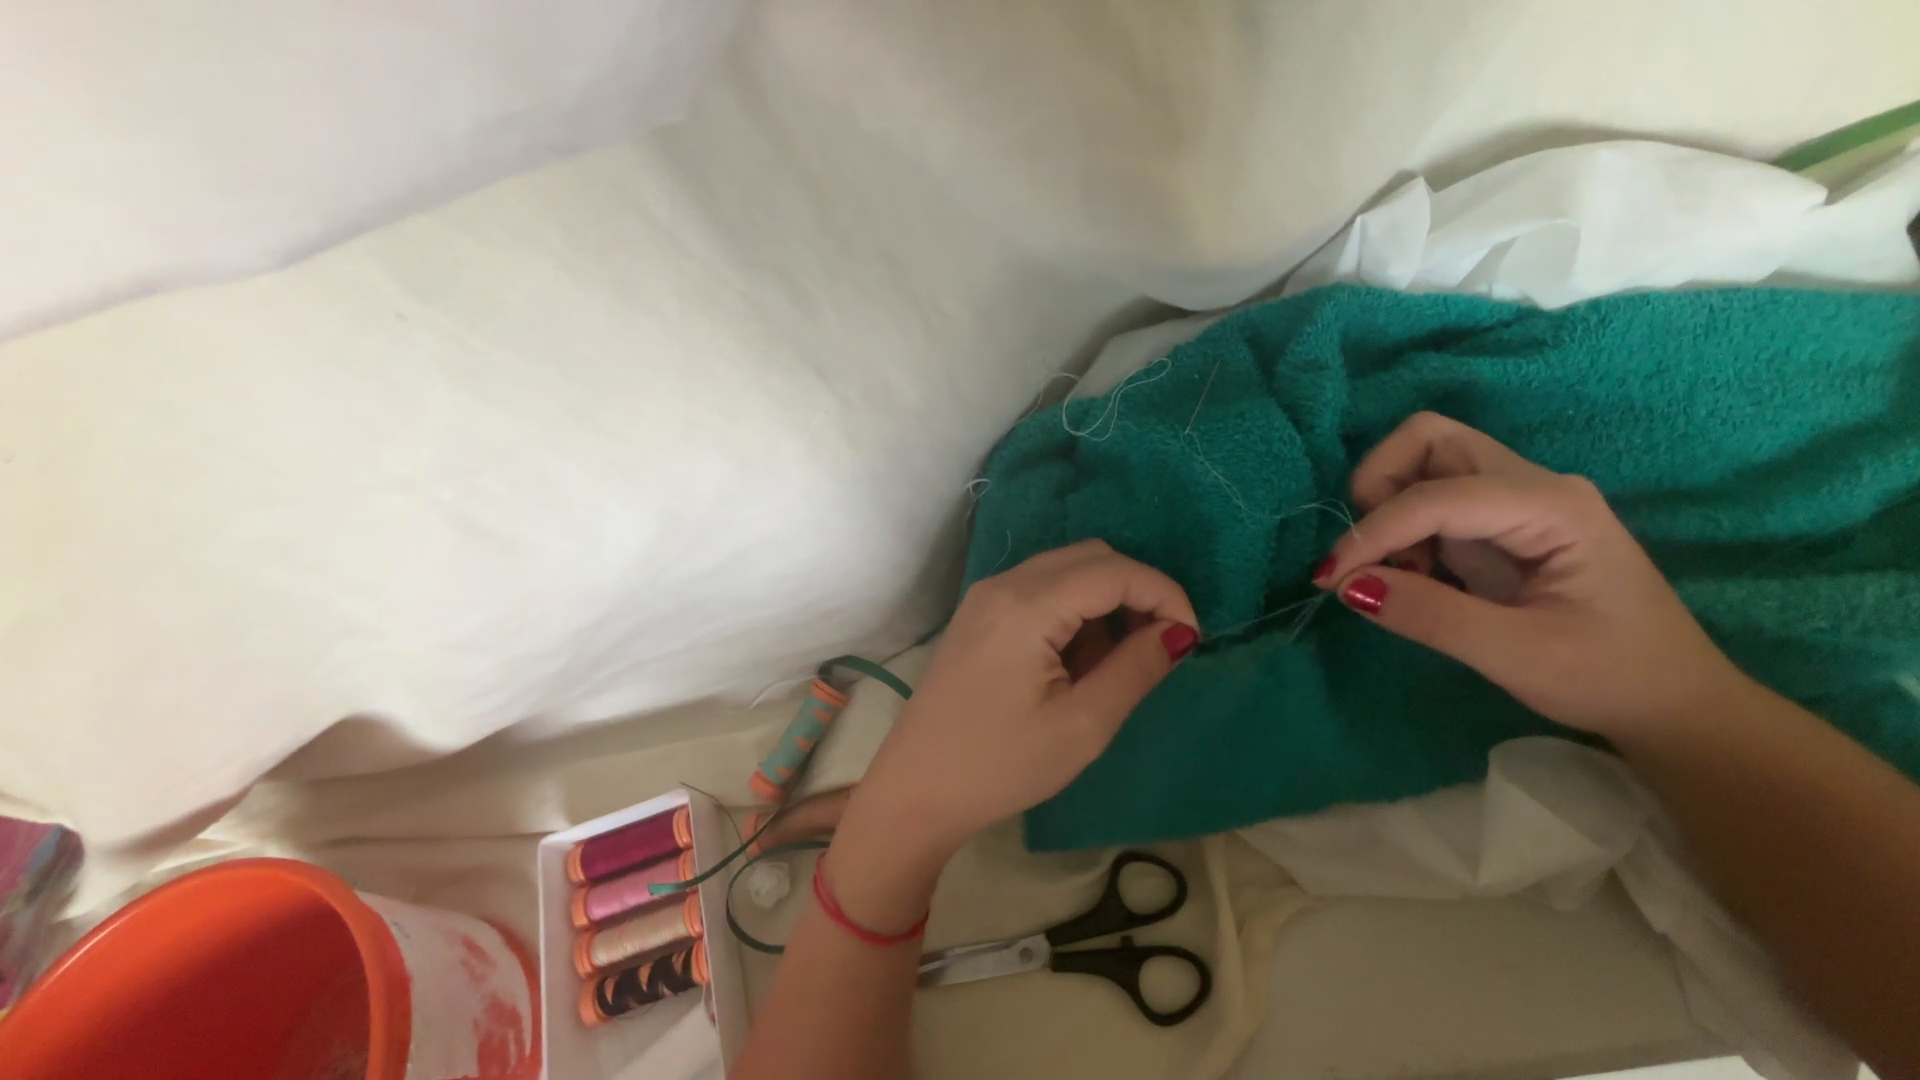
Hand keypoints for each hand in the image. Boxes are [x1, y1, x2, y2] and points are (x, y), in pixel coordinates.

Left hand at [834, 541, 1197, 892]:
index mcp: (1026, 606)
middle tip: (1158, 647)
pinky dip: (1074, 611)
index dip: (1164, 595)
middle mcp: (1003, 584)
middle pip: (1091, 557)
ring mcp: (985, 597)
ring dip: (1105, 602)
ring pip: (1066, 570)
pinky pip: (1041, 591)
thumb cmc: (1001, 766)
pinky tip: (1077, 662)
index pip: (1115, 571)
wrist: (917, 789)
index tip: (1191, 639)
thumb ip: (1135, 669)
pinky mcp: (979, 616)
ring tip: (1114, 664)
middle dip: (1137, 592)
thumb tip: (1178, 632)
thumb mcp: (1082, 726)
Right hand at [1314, 412, 1749, 737]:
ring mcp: (1517, 500)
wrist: (1671, 702)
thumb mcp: (1517, 656)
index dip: (1375, 532)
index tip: (1332, 581)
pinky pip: (1432, 499)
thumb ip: (1429, 615)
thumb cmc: (1608, 677)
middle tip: (1374, 555)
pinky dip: (1405, 529)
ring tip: (1403, 574)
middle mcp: (1533, 485)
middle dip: (1380, 487)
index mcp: (1553, 507)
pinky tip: (1421, 579)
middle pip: (1428, 440)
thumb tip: (1347, 584)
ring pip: (1425, 461)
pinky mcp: (1501, 523)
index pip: (1436, 495)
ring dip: (1390, 508)